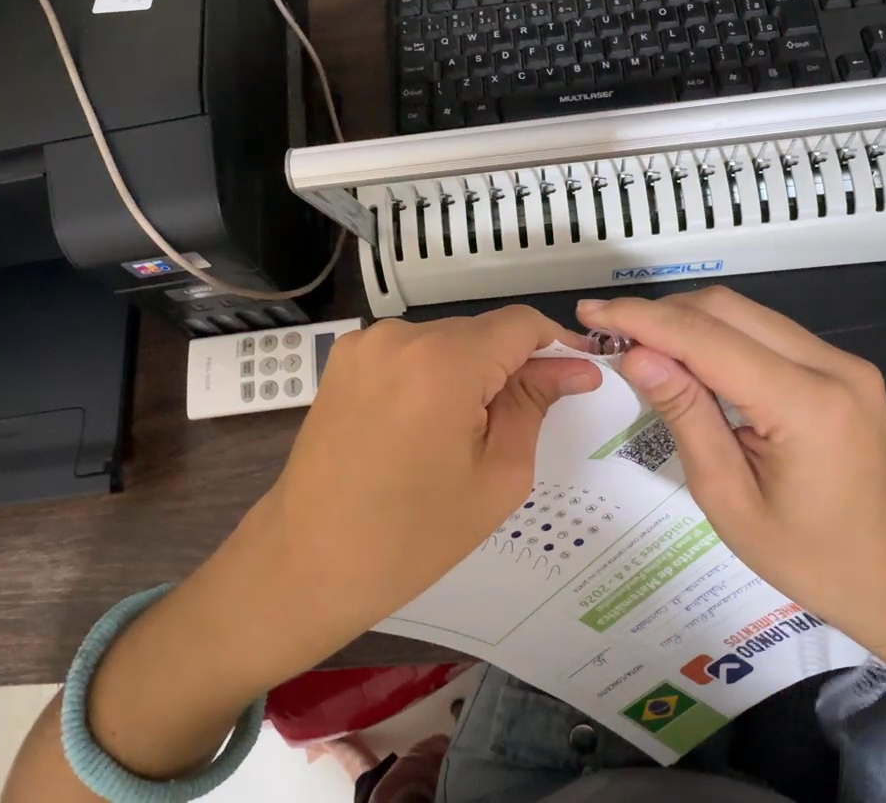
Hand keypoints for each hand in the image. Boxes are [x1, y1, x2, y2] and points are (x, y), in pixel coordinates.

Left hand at [256, 307, 601, 651]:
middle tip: (520, 428)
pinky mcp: (341, 363)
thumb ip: (534, 406)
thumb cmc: (411, 536)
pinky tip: (425, 429)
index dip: (556, 346)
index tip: (577, 379)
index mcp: (442, 360)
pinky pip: (407, 355)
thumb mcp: (496, 475)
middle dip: (511, 368)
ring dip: (468, 375)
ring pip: (443, 343)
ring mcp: (363, 345)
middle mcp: (399, 335)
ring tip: (464, 439)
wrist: (308, 560)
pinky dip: (429, 378)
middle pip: (480, 333)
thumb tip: (574, 368)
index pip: (521, 324)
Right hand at [576, 288, 885, 644]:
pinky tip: (688, 361)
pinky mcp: (842, 370)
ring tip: (639, 347)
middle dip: (660, 313)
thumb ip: (685, 416)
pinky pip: (766, 333)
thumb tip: (638, 356)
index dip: (641, 319)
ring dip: (687, 322)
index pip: (705, 337)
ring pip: (746, 314)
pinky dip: (718, 337)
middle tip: (609, 335)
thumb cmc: (811, 560)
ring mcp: (843, 364)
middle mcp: (832, 367)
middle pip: (726, 309)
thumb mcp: (728, 498)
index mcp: (805, 405)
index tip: (590, 313)